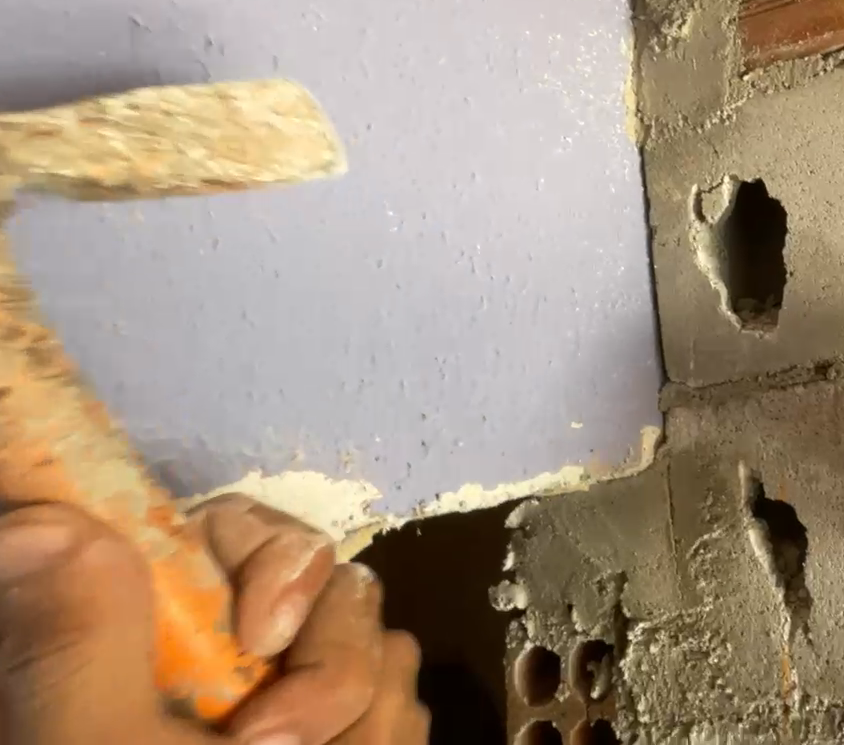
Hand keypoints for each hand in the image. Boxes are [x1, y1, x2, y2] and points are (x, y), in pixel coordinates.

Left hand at [0, 499, 427, 743]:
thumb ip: (82, 645)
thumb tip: (37, 520)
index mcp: (161, 639)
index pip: (242, 531)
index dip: (276, 557)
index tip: (261, 633)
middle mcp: (230, 652)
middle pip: (336, 584)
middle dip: (331, 664)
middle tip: (273, 743)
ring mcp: (297, 687)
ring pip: (383, 640)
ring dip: (361, 713)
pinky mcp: (351, 721)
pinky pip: (406, 691)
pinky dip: (382, 735)